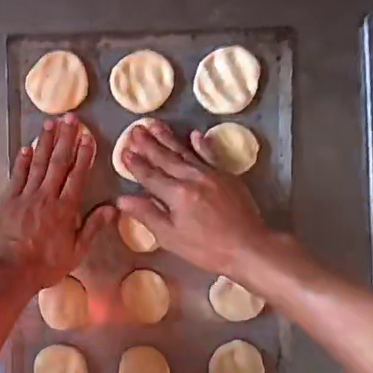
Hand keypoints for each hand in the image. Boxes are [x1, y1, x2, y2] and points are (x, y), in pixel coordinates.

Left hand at [0, 114, 114, 291]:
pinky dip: (22, 160)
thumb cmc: (46, 265)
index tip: (88, 136)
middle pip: (58, 162)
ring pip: (37, 163)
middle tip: (70, 118)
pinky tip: (26, 147)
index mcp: (65, 208)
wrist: (10, 271)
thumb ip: (93, 227)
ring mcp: (25, 196)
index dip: (84, 154)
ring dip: (44, 142)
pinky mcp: (7, 200)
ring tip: (50, 123)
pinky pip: (16, 175)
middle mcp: (46, 196)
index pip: (77, 175)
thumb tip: (113, 207)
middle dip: (65, 138)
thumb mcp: (76, 251)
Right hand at [115, 120, 284, 280]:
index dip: (136, 164)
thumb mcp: (171, 237)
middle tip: (136, 129)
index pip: (150, 176)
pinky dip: (201, 144)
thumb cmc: (206, 248)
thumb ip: (147, 215)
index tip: (124, 152)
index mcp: (176, 194)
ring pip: (185, 152)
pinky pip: (210, 155)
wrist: (249, 247)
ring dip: (168, 138)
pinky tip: (194, 134)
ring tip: (155, 124)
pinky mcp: (227, 176)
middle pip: (166, 158)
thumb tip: (122, 199)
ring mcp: (212, 174)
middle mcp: (192, 178)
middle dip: (149, 144)